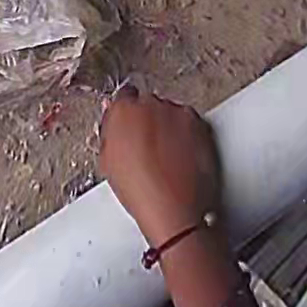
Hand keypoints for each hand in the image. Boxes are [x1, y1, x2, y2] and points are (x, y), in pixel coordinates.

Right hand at [97, 86, 220, 245]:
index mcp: (123, 110)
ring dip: (169, 125)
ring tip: (168, 155)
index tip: (132, 125)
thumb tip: (113, 118)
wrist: (174, 209)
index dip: (128, 114)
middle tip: (150, 145)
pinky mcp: (198, 121)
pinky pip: (189, 122)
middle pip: (148, 103)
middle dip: (149, 120)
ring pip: (170, 112)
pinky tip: (182, 155)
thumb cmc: (141, 191)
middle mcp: (149, 104)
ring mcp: (175, 111)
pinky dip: (187, 133)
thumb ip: (110, 131)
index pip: (124, 97)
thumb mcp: (108, 161)